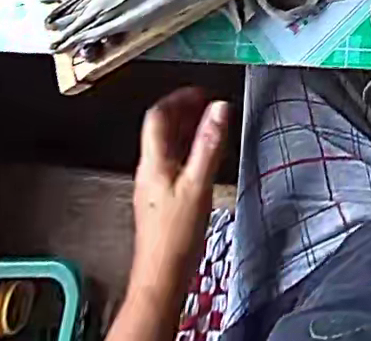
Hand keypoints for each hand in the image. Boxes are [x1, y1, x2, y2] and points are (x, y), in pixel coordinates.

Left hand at [129, 87, 228, 296]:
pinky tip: (205, 151)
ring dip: (188, 127)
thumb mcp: (198, 184)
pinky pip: (174, 159)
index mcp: (153, 162)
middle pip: (162, 128)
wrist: (161, 278)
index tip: (200, 91)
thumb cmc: (175, 236)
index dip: (178, 98)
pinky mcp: (163, 196)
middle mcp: (150, 169)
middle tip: (208, 100)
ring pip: (168, 143)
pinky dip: (189, 146)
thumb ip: (209, 144)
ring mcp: (155, 183)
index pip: (158, 117)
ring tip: (210, 120)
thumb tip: (219, 108)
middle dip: (185, 109)